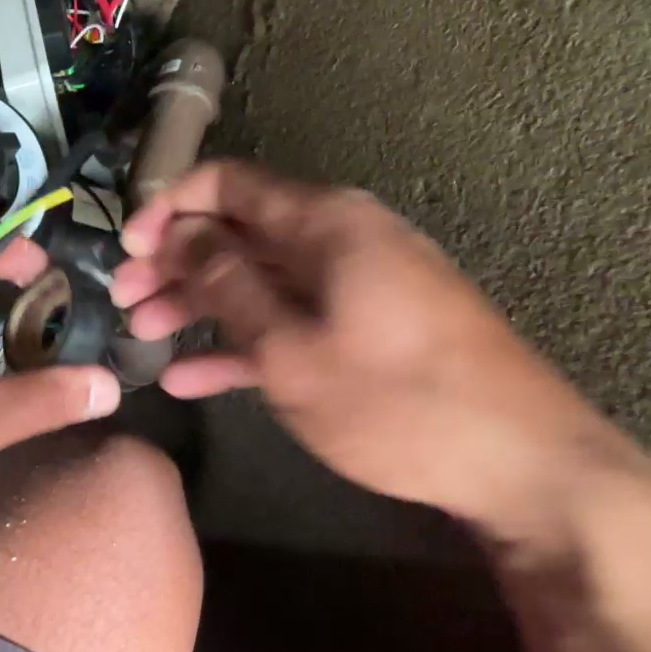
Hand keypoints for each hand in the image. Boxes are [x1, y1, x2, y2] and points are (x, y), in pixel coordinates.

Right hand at [110, 160, 650, 538]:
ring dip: (198, 303)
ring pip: (258, 278)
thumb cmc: (398, 402)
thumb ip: (225, 283)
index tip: (125, 250)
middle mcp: (339, 239)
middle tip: (123, 300)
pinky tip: (189, 378)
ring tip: (144, 336)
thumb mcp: (291, 347)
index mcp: (324, 222)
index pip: (227, 182)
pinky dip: (241, 341)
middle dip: (174, 262)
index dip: (168, 208)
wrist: (527, 468)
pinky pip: (291, 320)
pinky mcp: (367, 329)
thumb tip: (178, 232)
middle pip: (237, 232)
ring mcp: (355, 285)